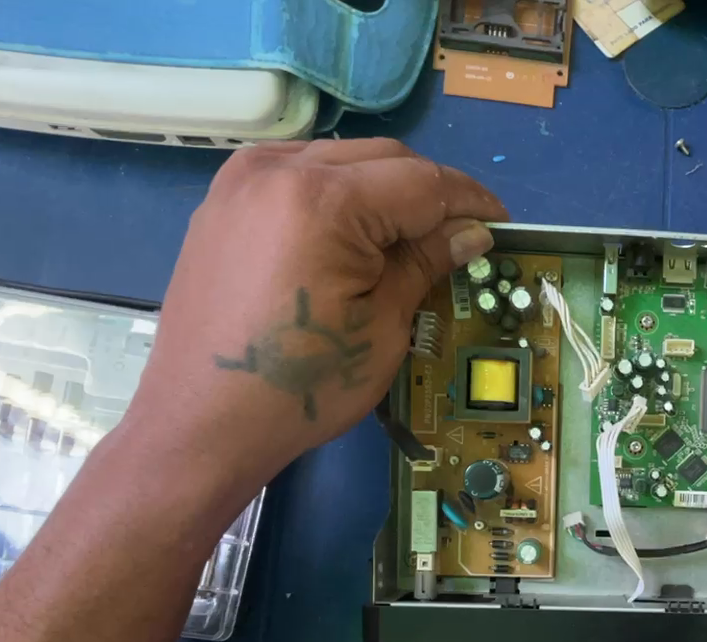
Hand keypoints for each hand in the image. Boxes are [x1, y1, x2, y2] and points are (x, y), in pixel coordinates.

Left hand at [122, 139, 506, 487]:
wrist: (204, 419)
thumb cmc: (305, 386)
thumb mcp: (383, 328)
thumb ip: (425, 265)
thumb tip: (473, 232)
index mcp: (324, 201)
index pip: (421, 182)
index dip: (470, 201)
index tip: (502, 224)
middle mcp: (279, 168)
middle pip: (382, 158)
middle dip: (431, 192)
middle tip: (462, 237)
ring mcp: (243, 179)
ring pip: (341, 159)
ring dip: (386, 189)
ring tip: (412, 240)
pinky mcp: (225, 200)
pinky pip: (300, 174)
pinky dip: (340, 194)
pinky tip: (355, 236)